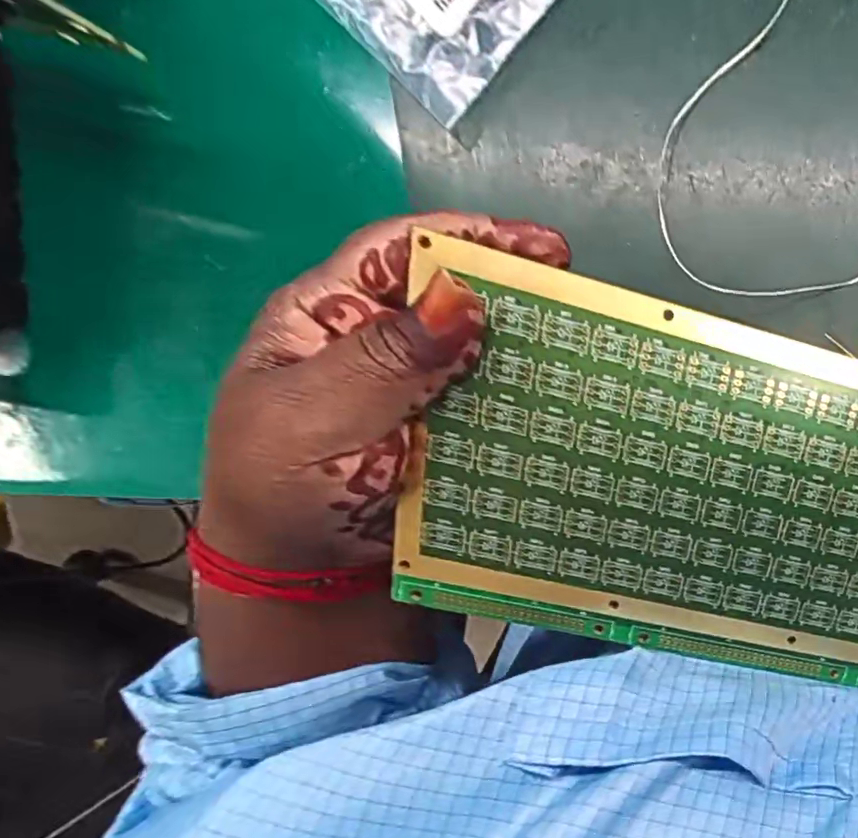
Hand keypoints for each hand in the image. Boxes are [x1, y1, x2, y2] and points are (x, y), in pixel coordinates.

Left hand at [200, 212, 569, 571]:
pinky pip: (491, 408)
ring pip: (479, 355)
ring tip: (575, 347)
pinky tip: (556, 402)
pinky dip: (524, 403)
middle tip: (573, 297)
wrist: (306, 578)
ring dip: (524, 349)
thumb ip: (381, 360)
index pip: (400, 254)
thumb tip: (460, 298)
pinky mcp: (449, 437)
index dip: (468, 239)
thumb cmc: (282, 491)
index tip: (539, 247)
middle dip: (510, 291)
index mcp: (331, 316)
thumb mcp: (311, 417)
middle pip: (452, 299)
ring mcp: (421, 394)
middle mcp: (382, 346)